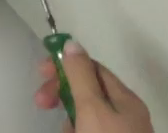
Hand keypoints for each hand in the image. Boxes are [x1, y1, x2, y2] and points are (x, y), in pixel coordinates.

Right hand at [36, 41, 153, 131]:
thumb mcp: (91, 108)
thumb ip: (80, 75)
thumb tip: (72, 43)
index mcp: (126, 100)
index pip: (92, 67)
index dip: (65, 64)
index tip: (40, 73)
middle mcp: (127, 116)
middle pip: (89, 90)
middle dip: (62, 92)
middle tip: (41, 103)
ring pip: (87, 115)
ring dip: (68, 117)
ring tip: (61, 130)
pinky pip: (90, 132)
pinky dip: (77, 131)